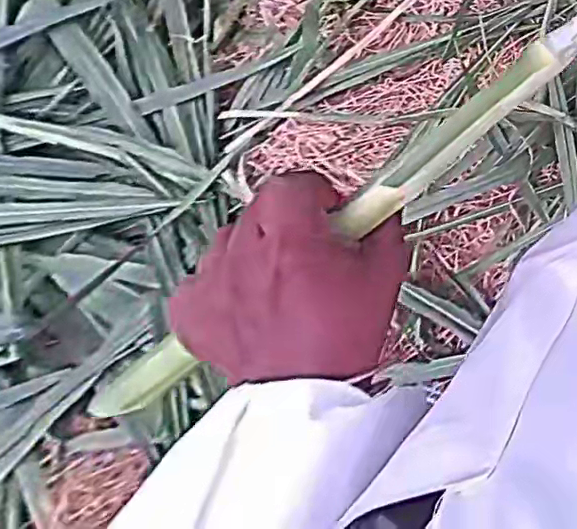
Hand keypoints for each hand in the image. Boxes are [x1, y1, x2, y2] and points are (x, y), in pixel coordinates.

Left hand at [169, 173, 409, 385]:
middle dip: (289, 215)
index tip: (330, 210)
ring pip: (230, 237)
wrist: (306, 392)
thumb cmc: (347, 331)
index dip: (315, 191)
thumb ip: (385, 224)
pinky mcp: (190, 312)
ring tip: (279, 271)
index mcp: (292, 240)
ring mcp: (210, 284)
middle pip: (260, 206)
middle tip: (310, 240)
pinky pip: (202, 274)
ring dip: (255, 243)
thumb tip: (382, 202)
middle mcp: (244, 255)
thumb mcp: (386, 268)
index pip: (290, 184)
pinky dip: (223, 277)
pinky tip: (247, 293)